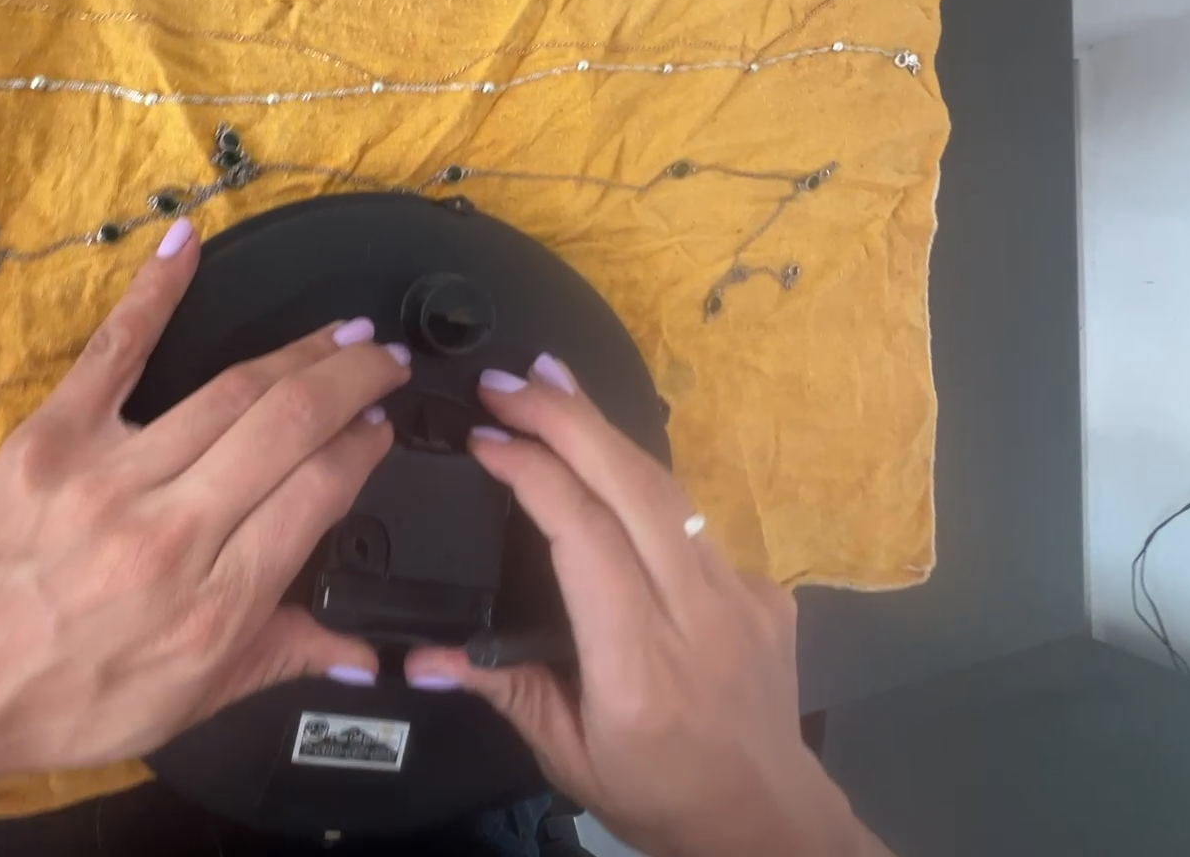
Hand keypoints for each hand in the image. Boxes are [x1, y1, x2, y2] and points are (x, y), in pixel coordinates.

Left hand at [0, 219, 408, 796]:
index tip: (379, 426)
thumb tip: (365, 654)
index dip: (362, 447)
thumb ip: (280, 662)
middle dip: (352, 380)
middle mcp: (170, 531)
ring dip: (299, 353)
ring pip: (230, 390)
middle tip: (385, 358)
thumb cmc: (60, 699)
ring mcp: (108, 473)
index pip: (318, 493)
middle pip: (287, 426)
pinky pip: (116, 351)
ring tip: (343, 333)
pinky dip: (155, 292)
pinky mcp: (52, 436)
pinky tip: (189, 244)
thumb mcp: (183, 707)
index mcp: (212, 603)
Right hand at [405, 356, 881, 856]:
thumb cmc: (657, 790)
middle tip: (506, 380)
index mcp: (638, 663)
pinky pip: (685, 509)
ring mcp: (740, 591)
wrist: (772, 824)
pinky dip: (632, 464)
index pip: (586, 539)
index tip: (486, 437)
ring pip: (664, 485)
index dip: (534, 474)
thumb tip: (417, 656)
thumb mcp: (565, 753)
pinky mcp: (761, 583)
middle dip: (564, 419)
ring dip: (600, 424)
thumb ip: (498, 687)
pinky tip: (597, 442)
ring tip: (549, 378)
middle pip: (633, 488)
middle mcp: (697, 614)